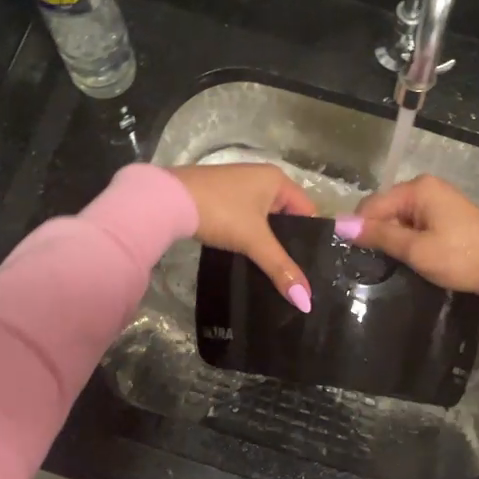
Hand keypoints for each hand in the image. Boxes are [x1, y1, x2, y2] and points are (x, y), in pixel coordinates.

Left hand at [169, 163, 319, 310]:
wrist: (167, 200)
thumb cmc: (221, 213)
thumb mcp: (254, 241)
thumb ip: (281, 268)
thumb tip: (306, 302)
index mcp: (276, 179)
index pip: (306, 209)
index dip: (311, 238)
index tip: (311, 267)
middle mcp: (259, 177)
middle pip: (285, 215)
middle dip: (287, 242)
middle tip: (292, 273)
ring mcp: (236, 185)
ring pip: (262, 218)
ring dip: (265, 241)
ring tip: (271, 269)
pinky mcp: (217, 196)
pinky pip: (244, 218)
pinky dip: (247, 236)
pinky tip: (245, 256)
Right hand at [338, 175, 478, 295]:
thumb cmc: (460, 258)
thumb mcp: (416, 250)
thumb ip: (379, 236)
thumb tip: (341, 225)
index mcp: (417, 188)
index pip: (371, 204)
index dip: (360, 229)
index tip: (356, 256)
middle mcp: (426, 186)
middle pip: (385, 208)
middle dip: (378, 233)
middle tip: (380, 263)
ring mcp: (438, 199)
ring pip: (399, 217)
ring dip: (394, 238)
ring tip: (399, 262)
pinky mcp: (447, 214)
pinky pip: (415, 222)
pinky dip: (409, 238)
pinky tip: (414, 256)